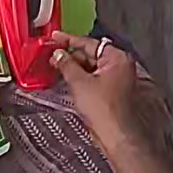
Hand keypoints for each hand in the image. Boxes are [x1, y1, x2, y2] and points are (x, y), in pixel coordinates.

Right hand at [49, 32, 144, 152]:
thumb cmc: (104, 109)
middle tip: (52, 56)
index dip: (69, 40)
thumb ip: (66, 64)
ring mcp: (118, 79)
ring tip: (56, 67)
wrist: (116, 135)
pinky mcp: (113, 91)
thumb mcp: (79, 82)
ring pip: (92, 67)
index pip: (89, 43)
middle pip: (91, 54)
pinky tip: (68, 79)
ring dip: (75, 67)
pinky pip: (94, 78)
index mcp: (116, 58)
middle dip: (71, 55)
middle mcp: (120, 65)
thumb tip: (58, 54)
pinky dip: (81, 77)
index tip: (56, 37)